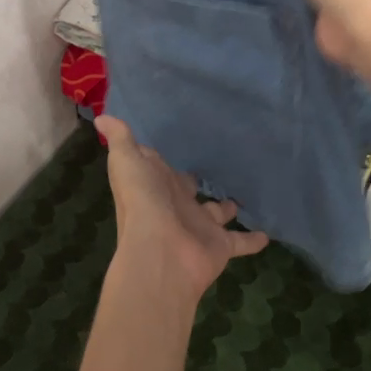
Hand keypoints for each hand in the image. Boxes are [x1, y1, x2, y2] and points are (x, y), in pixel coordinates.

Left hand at [95, 115, 267, 299]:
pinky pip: (240, 242)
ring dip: (225, 207)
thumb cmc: (143, 202)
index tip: (172, 143)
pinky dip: (253, 240)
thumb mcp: (127, 162)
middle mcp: (176, 204)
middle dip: (192, 182)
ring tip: (239, 197)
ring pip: (215, 214)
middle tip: (211, 168)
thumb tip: (102, 117)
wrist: (160, 253)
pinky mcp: (219, 245)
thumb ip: (121, 139)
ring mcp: (198, 226)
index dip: (160, 158)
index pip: (157, 167)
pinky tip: (268, 234)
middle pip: (186, 190)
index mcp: (154, 184)